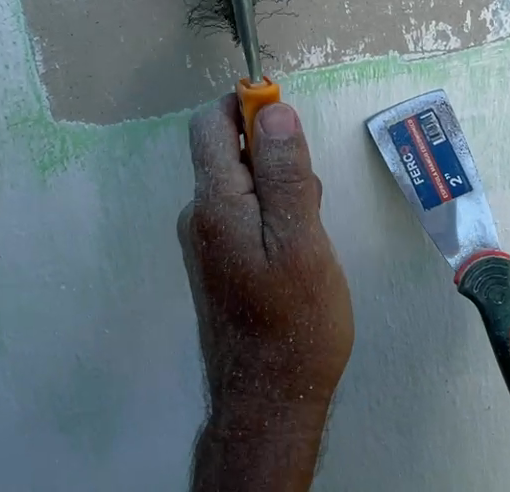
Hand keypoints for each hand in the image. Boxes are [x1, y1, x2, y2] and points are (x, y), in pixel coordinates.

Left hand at [180, 97, 353, 490]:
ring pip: (242, 184)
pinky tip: (295, 254)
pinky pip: (243, 213)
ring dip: (278, 190)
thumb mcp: (301, 239)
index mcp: (214, 202)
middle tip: (310, 200)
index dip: (247, 107)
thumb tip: (273, 109)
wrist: (269, 401)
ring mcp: (205, 239)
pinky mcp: (217, 260)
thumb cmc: (294, 320)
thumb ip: (286, 172)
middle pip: (230, 151)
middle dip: (273, 156)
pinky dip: (271, 216)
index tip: (288, 125)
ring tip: (308, 236)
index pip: (212, 124)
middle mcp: (199, 214)